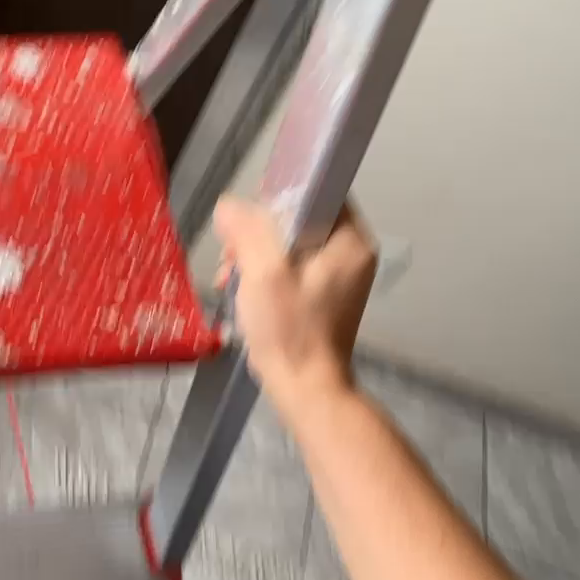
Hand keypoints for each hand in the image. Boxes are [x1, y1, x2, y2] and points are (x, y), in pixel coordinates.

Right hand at [212, 198, 376, 407]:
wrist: (303, 386)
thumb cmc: (289, 329)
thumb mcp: (263, 272)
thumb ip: (248, 231)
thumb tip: (229, 205)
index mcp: (350, 241)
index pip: (316, 193)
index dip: (277, 198)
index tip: (247, 221)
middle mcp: (350, 253)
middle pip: (295, 219)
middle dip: (255, 235)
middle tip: (231, 258)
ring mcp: (336, 276)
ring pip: (286, 244)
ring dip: (252, 256)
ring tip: (229, 279)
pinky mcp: (320, 295)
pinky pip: (287, 268)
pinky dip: (261, 274)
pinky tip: (241, 291)